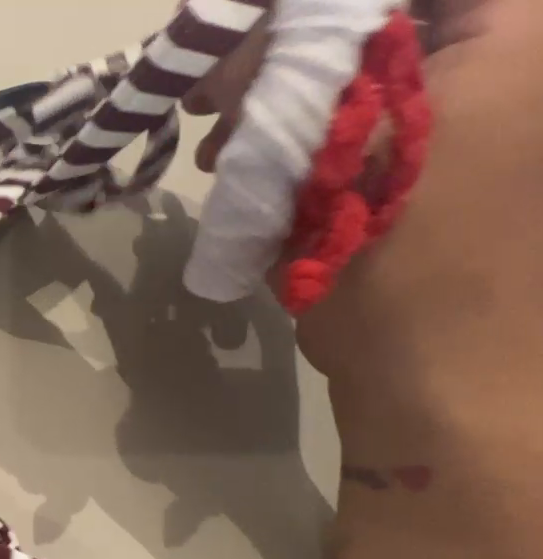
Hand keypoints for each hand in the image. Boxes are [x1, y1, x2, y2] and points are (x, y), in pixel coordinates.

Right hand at [183, 0, 542, 394]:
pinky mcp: (422, 165)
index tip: (238, 29)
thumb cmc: (397, 254)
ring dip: (277, 99)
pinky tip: (244, 171)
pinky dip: (292, 137)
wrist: (434, 361)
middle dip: (282, 49)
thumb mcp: (325, 153)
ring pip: (353, 73)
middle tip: (211, 91)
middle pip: (372, 22)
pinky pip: (349, 123)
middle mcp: (496, 64)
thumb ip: (280, 79)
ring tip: (220, 146)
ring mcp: (461, 117)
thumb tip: (226, 45)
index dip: (305, 6)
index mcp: (508, 38)